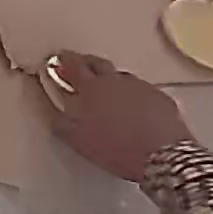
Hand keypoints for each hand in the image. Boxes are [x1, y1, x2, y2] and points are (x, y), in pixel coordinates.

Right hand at [48, 52, 194, 182]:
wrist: (162, 155)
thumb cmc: (114, 147)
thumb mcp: (76, 138)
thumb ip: (59, 120)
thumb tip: (51, 107)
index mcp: (91, 88)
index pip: (73, 66)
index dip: (64, 60)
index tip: (57, 58)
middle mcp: (115, 81)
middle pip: (97, 63)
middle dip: (85, 62)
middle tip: (79, 65)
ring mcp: (140, 87)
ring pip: (120, 76)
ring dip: (110, 79)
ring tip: (106, 90)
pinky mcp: (160, 98)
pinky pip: (141, 89)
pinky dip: (132, 94)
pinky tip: (133, 107)